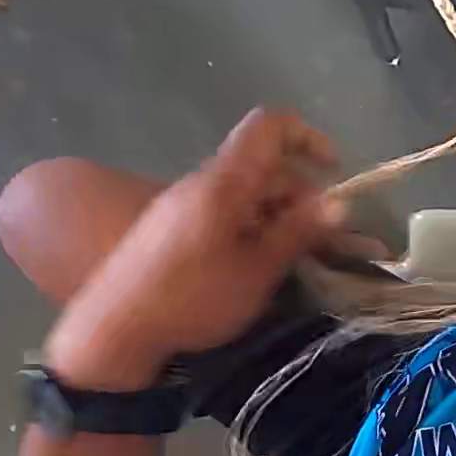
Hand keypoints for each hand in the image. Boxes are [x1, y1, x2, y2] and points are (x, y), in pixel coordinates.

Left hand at [43, 109, 346, 390]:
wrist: (116, 329)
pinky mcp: (175, 228)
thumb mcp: (256, 270)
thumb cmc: (193, 298)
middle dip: (302, 196)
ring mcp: (186, 205)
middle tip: (325, 241)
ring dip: (281, 217)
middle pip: (263, 167)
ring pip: (246, 194)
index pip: (269, 127)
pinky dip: (255, 229)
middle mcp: (203, 183)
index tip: (334, 171)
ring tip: (299, 260)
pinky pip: (227, 214)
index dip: (307, 138)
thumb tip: (338, 203)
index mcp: (224, 182)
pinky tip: (262, 265)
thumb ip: (297, 232)